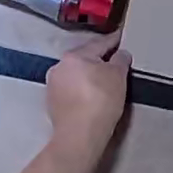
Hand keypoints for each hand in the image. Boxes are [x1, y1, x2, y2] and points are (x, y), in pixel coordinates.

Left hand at [45, 34, 131, 161]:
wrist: (80, 135)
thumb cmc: (101, 101)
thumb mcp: (118, 76)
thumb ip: (120, 60)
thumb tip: (120, 54)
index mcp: (74, 56)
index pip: (99, 44)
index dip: (113, 41)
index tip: (121, 37)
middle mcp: (59, 67)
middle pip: (85, 58)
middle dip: (99, 59)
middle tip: (115, 62)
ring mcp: (53, 85)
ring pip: (76, 74)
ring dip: (89, 76)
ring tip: (104, 82)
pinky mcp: (52, 103)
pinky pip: (71, 90)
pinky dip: (81, 90)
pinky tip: (91, 97)